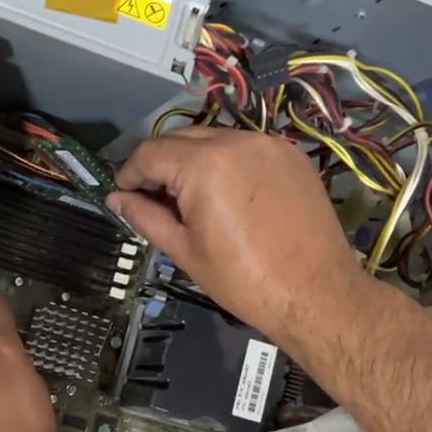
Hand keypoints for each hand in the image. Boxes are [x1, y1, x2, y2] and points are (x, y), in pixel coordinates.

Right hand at [107, 128, 368, 340]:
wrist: (315, 293)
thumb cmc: (242, 280)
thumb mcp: (183, 250)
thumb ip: (145, 217)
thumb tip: (116, 199)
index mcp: (204, 166)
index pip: (149, 153)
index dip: (129, 174)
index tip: (123, 195)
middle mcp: (236, 142)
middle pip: (179, 138)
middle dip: (158, 164)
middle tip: (152, 200)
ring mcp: (268, 144)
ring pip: (212, 139)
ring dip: (191, 161)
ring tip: (189, 200)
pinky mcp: (291, 155)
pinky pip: (244, 148)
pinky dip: (224, 163)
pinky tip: (225, 196)